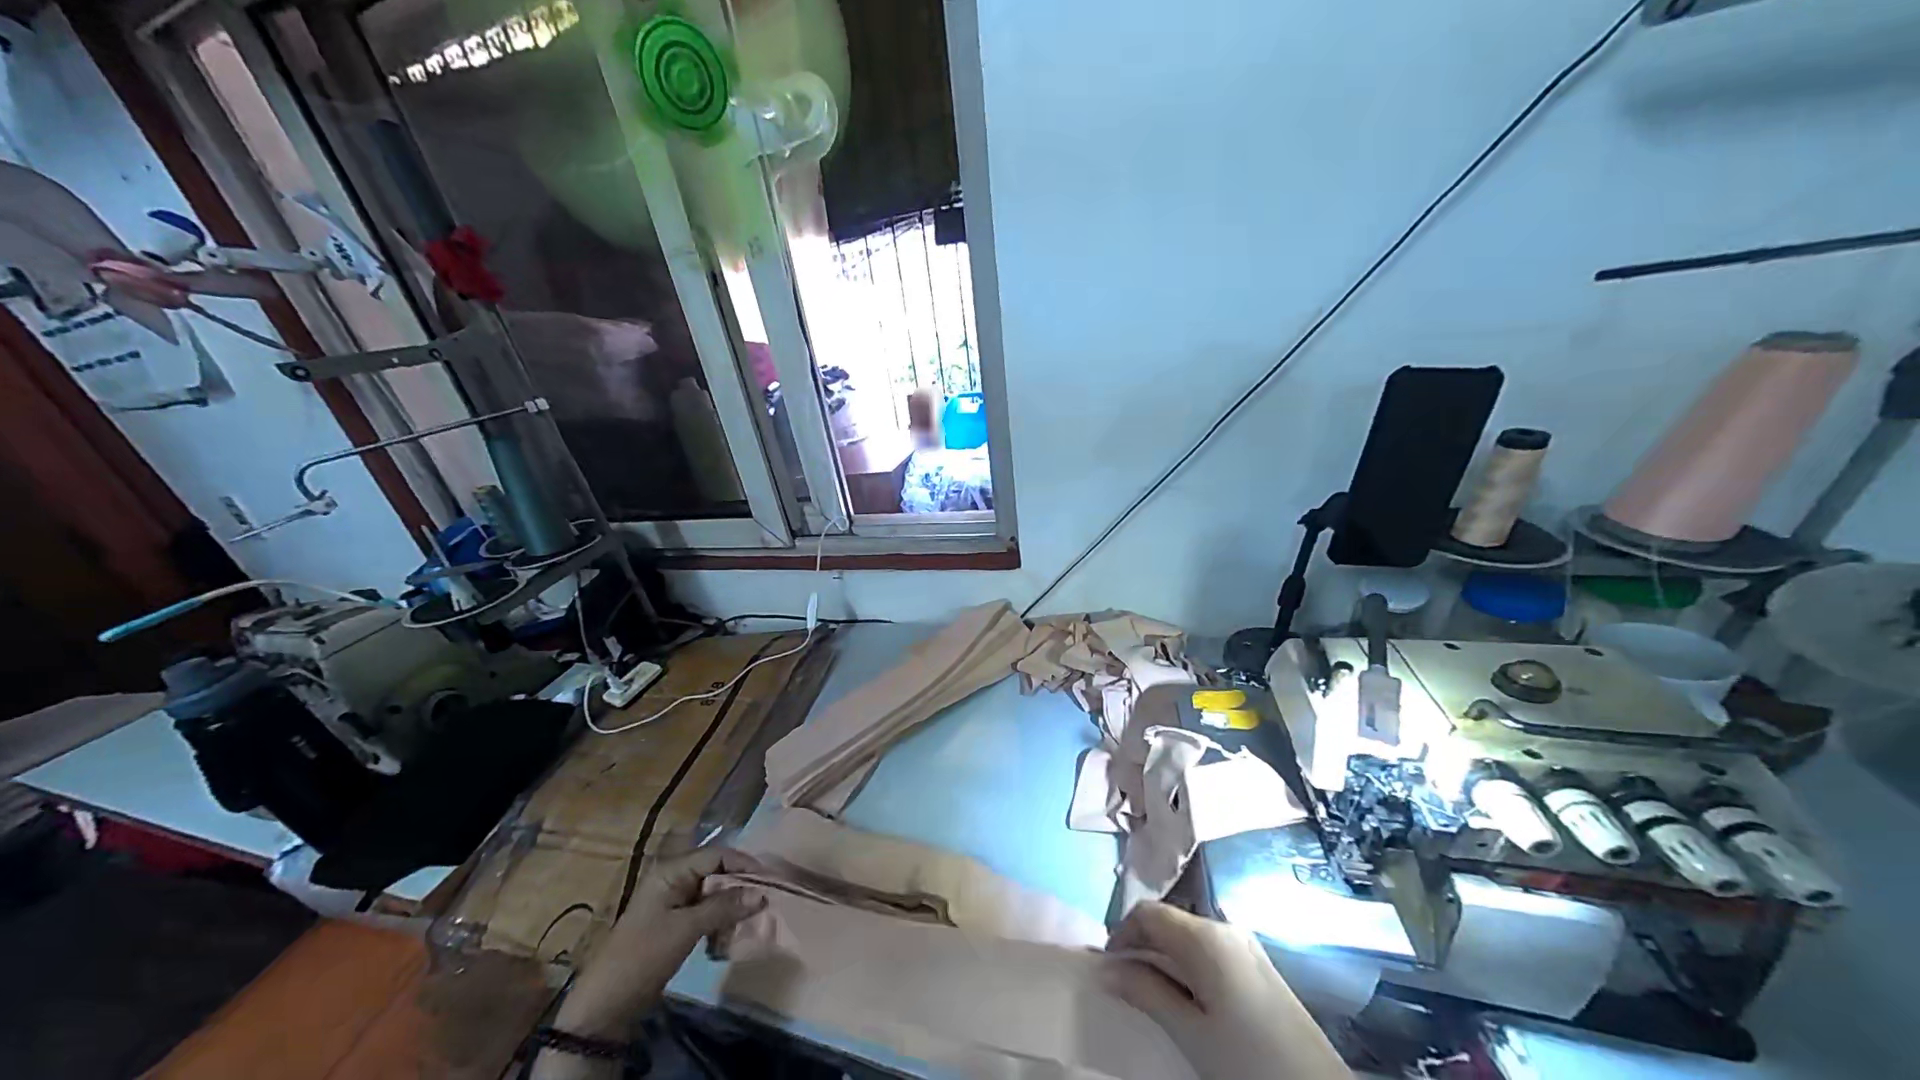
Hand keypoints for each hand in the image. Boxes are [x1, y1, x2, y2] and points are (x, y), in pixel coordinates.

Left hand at [552, 846, 766, 1038]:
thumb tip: (762, 893)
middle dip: (740, 885)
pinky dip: (720, 919)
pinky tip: (732, 932)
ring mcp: (673, 902)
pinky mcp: (675, 923)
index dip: (744, 864)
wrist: (606, 1003)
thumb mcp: (687, 928)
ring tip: (753, 917)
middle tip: (766, 899)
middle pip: (716, 871)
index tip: (770, 880)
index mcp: (671, 871)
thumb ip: (724, 907)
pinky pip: (705, 911)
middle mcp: (673, 879)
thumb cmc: (644, 955)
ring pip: (713, 892)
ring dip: (732, 904)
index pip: (716, 855)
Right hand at [1103, 902, 1347, 1079]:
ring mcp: (1246, 945)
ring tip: (1151, 994)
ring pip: (1188, 936)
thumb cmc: (1247, 1061)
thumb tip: (1107, 968)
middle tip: (1123, 984)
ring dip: (1163, 956)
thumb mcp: (1190, 1032)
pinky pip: (1210, 951)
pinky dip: (1187, 965)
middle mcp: (1226, 928)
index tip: (1107, 968)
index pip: (1147, 912)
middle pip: (1169, 921)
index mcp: (1205, 937)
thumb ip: (1146, 992)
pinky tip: (1186, 998)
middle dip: (1141, 945)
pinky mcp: (1259, 966)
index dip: (1120, 933)